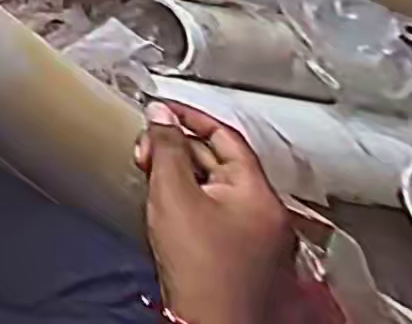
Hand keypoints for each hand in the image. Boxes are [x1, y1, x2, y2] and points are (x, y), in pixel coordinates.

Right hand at [136, 100, 294, 323]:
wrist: (211, 320)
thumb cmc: (199, 260)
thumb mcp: (172, 190)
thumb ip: (166, 146)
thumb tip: (161, 113)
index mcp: (259, 195)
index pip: (226, 137)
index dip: (190, 116)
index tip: (159, 108)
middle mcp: (267, 213)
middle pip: (219, 160)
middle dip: (177, 146)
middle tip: (144, 147)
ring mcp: (259, 236)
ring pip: (214, 184)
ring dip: (179, 170)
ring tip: (149, 172)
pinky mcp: (243, 252)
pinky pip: (214, 206)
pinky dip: (187, 193)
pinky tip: (165, 199)